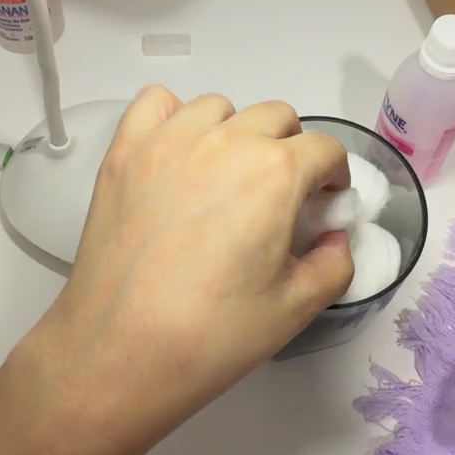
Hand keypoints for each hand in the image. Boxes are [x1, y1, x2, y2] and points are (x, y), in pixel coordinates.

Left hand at [11, 87, 354, 454]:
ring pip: (220, 107)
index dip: (333, 175)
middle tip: (278, 194)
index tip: (323, 202)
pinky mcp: (126, 150)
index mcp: (276, 174)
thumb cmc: (213, 335)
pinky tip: (176, 155)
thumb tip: (333, 236)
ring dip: (235, 132)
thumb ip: (336, 262)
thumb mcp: (297, 309)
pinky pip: (156, 101)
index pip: (325, 148)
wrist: (119, 353)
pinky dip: (173, 117)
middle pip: (278, 117)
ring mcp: (170, 139)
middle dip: (291, 149)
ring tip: (223, 175)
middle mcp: (226, 140)